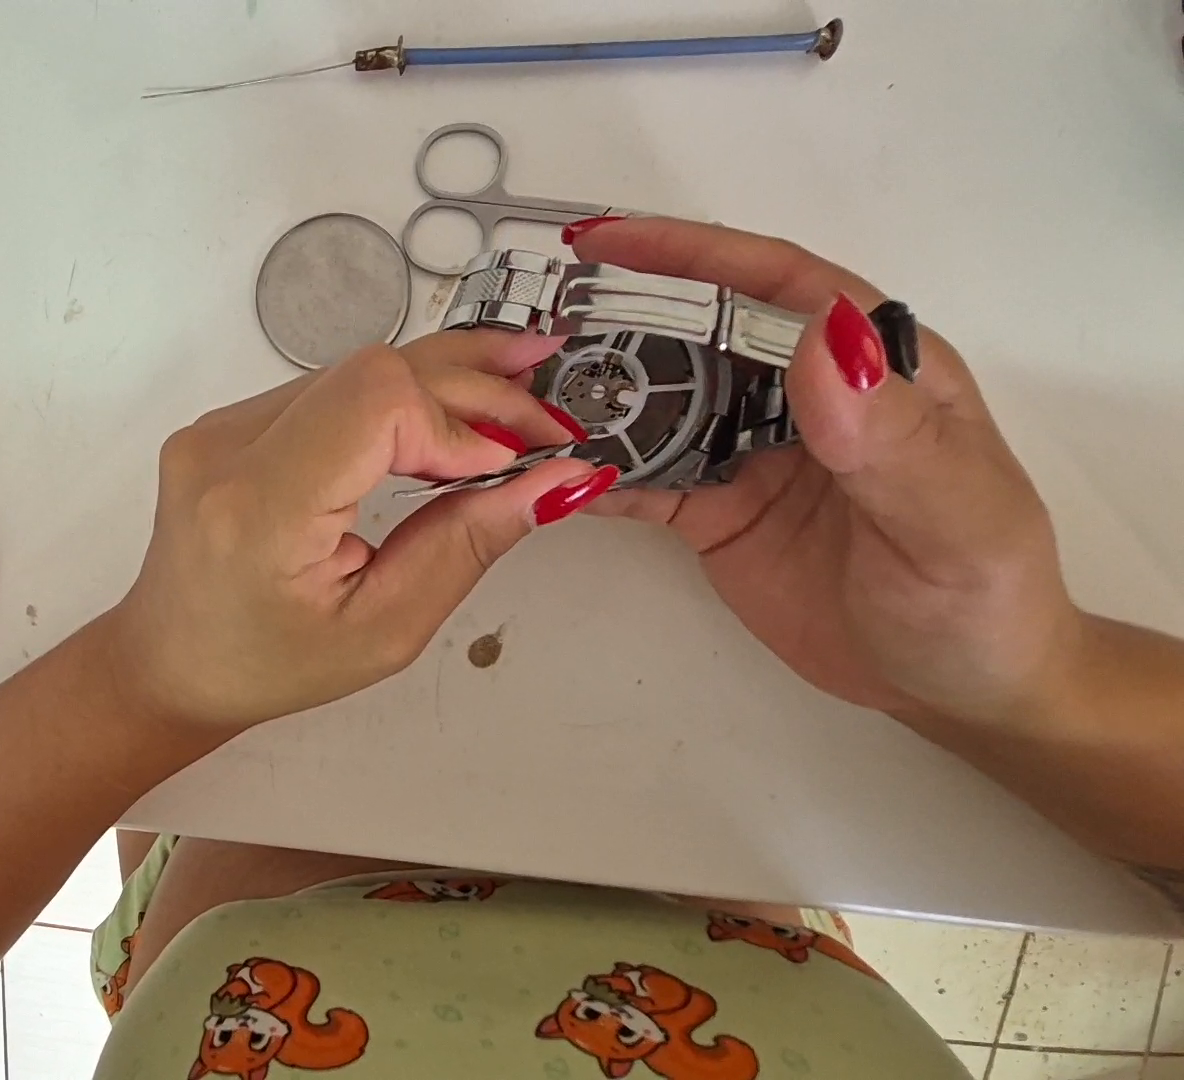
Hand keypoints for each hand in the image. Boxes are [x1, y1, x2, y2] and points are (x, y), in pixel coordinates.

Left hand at [102, 332, 602, 729]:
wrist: (173, 659)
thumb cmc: (268, 666)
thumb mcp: (382, 631)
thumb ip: (464, 546)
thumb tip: (554, 481)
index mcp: (259, 511)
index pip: (373, 405)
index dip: (458, 419)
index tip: (510, 462)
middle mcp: (225, 450)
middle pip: (369, 373)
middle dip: (471, 389)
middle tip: (547, 418)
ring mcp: (217, 428)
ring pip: (351, 372)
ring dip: (440, 384)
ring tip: (519, 386)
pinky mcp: (225, 425)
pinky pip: (325, 390)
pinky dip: (393, 399)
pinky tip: (446, 406)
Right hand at [569, 217, 1081, 724]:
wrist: (945, 684)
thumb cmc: (977, 600)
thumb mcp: (955, 520)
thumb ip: (893, 436)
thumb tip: (823, 336)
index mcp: (870, 370)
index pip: (773, 288)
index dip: (689, 256)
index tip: (603, 244)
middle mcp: (794, 399)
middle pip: (692, 338)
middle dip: (613, 322)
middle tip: (533, 329)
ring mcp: (741, 453)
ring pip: (653, 405)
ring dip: (590, 398)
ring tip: (520, 399)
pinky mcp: (705, 507)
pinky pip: (635, 479)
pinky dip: (589, 475)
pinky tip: (547, 476)